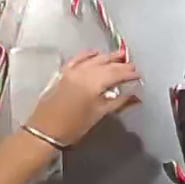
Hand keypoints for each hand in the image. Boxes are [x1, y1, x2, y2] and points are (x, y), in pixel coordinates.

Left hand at [25, 50, 140, 146]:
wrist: (45, 131)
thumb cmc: (74, 127)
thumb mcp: (98, 115)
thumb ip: (118, 102)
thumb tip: (136, 96)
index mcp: (94, 83)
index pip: (116, 74)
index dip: (129, 73)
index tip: (140, 75)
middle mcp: (83, 73)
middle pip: (106, 65)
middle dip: (121, 65)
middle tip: (133, 66)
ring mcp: (72, 71)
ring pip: (94, 59)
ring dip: (108, 57)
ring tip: (121, 56)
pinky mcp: (63, 74)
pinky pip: (78, 59)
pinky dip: (88, 54)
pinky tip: (96, 52)